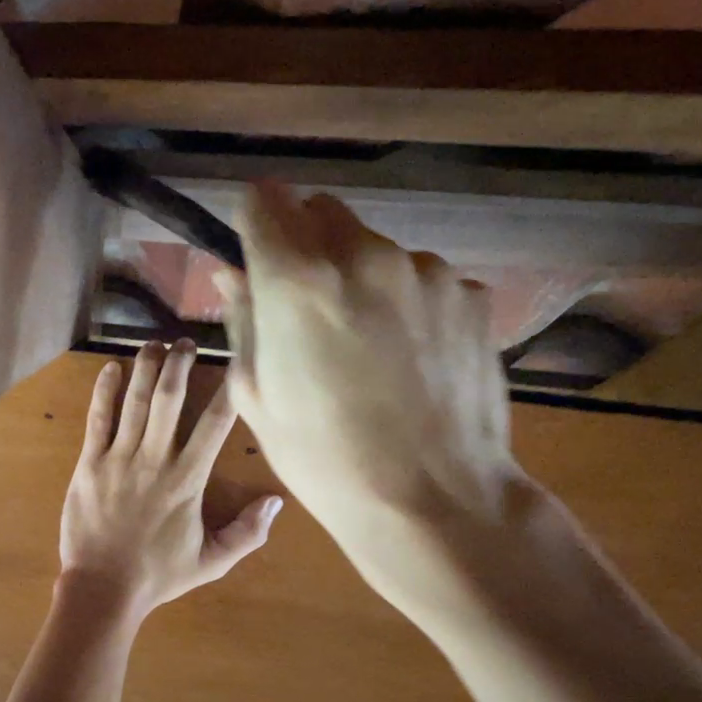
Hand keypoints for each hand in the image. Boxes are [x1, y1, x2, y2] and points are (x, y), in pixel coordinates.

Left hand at [59, 339, 282, 616]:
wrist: (102, 587)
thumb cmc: (158, 575)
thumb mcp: (211, 561)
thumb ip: (247, 533)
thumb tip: (276, 502)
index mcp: (188, 480)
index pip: (215, 424)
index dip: (228, 390)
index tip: (237, 362)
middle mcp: (155, 460)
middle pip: (170, 399)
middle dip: (180, 364)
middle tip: (186, 342)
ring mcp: (119, 459)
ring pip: (135, 402)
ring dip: (145, 368)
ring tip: (154, 344)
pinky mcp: (88, 464)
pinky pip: (97, 420)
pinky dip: (104, 392)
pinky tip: (110, 369)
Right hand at [214, 181, 522, 564]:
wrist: (433, 499)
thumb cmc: (321, 456)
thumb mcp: (256, 393)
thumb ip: (243, 318)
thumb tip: (231, 272)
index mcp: (296, 281)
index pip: (263, 202)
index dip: (252, 218)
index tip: (251, 243)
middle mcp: (363, 257)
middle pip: (321, 211)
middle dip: (302, 240)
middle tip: (301, 301)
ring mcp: (426, 272)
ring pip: (373, 246)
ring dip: (356, 272)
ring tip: (361, 339)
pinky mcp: (471, 294)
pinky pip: (420, 277)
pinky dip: (404, 298)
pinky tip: (406, 354)